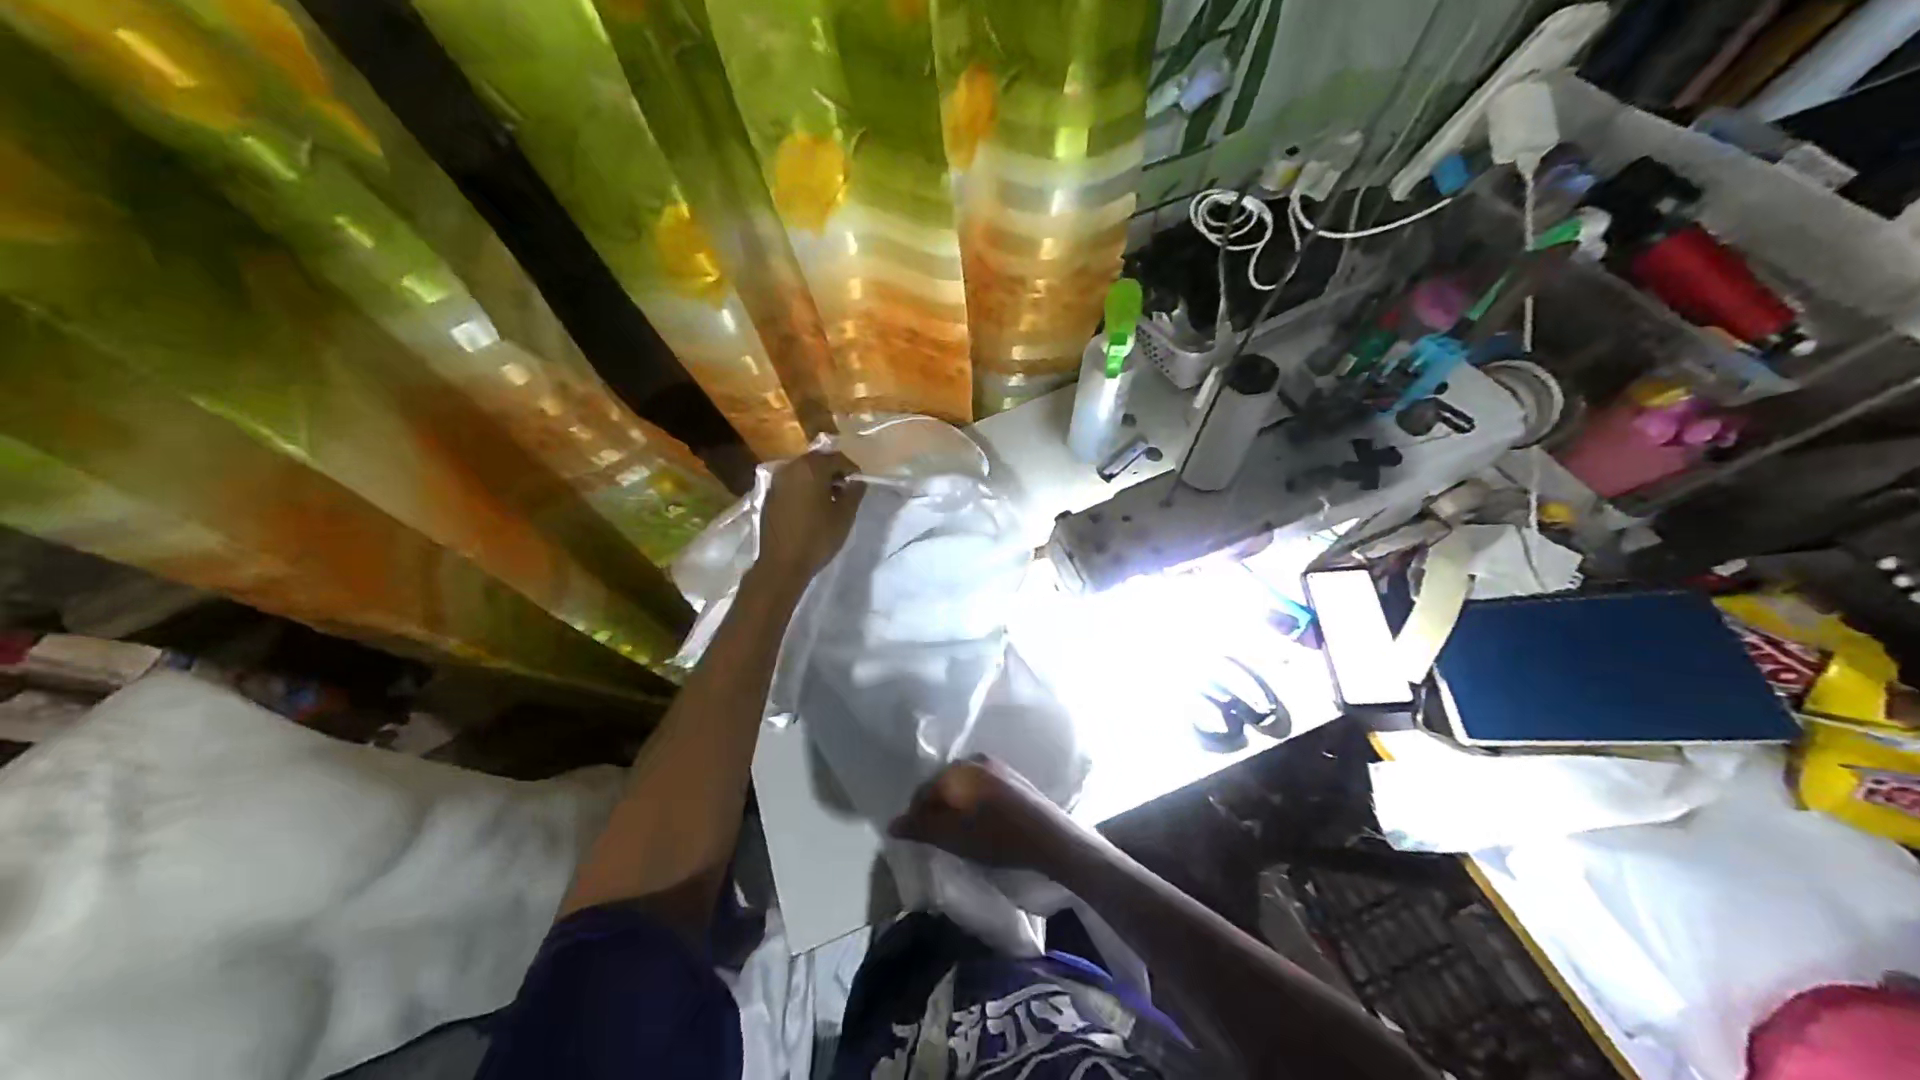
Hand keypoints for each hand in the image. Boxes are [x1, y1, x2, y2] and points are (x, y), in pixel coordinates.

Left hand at [754, 449, 863, 585]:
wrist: (782, 563)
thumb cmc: (818, 537)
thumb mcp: (844, 515)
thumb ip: (854, 492)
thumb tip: (858, 481)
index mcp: (811, 468)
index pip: (837, 458)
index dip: (852, 470)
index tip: (859, 484)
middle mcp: (791, 468)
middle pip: (818, 461)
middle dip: (834, 472)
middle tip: (846, 490)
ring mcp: (777, 481)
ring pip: (804, 471)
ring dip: (818, 480)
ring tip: (830, 500)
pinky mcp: (770, 495)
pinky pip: (792, 483)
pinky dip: (804, 488)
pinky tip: (812, 507)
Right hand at [889, 756, 1100, 874]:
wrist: (1049, 837)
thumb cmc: (996, 836)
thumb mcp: (952, 837)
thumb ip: (920, 828)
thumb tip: (892, 824)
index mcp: (957, 769)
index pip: (924, 790)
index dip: (916, 814)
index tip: (918, 836)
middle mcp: (975, 759)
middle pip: (943, 784)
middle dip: (936, 807)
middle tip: (937, 835)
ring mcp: (997, 766)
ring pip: (964, 785)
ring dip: (956, 805)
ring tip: (958, 831)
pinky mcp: (1013, 778)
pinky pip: (982, 787)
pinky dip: (974, 802)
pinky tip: (981, 823)